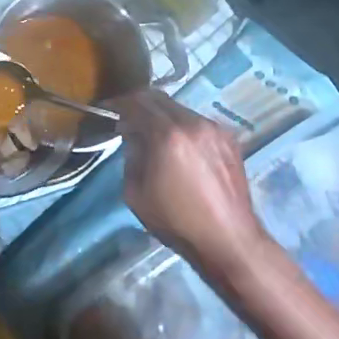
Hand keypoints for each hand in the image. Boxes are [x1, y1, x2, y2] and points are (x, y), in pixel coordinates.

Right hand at [114, 90, 273, 280]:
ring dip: (162, 116)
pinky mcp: (229, 139)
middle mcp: (193, 123)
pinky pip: (198, 123)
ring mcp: (215, 129)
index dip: (118, 104)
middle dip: (140, 105)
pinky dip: (183, 128)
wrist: (228, 239)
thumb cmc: (177, 222)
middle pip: (159, 98)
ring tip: (155, 138)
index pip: (137, 103)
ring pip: (180, 109)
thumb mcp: (136, 193)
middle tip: (128, 120)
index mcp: (167, 135)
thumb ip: (131, 157)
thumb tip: (134, 139)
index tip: (108, 110)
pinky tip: (180, 150)